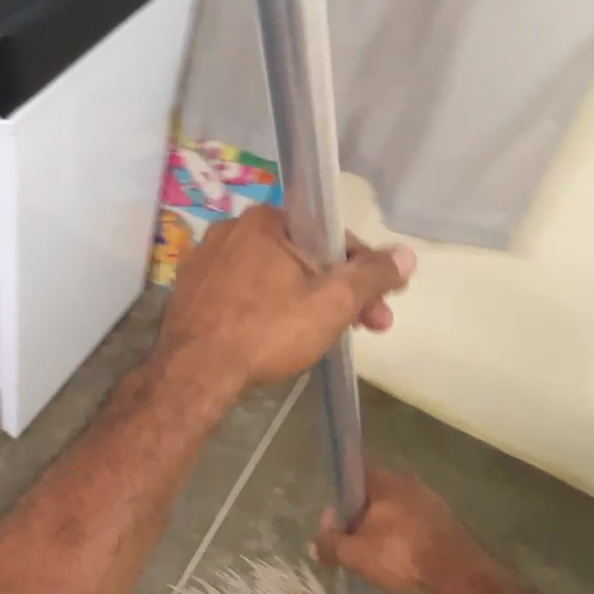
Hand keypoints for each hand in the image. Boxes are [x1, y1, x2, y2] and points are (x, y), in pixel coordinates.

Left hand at [158, 204, 414, 391]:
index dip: (362, 270)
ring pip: (270, 275)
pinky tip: (275, 336)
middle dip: (336, 291)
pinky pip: (239, 291)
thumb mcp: (333, 303)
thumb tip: (406, 254)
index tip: (380, 304)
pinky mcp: (188, 289)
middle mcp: (229, 230)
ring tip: (323, 338)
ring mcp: (203, 260)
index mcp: (264, 220)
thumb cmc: (266, 331)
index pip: (329, 236)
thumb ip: (372, 276)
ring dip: (302, 300)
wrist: (194, 372)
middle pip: (300, 256)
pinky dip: (264, 307)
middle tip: (366, 327)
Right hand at [309, 466, 483, 593]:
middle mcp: (408, 482)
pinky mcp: (448, 522)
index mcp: (383, 480)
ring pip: (395, 510)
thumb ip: (330, 546)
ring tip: (374, 555)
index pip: (352, 473)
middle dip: (359, 516)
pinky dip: (403, 537)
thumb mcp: (355, 554)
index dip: (338, 497)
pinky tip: (400, 559)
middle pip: (373, 494)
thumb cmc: (401, 554)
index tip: (334, 523)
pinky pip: (415, 524)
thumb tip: (314, 545)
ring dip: (382, 527)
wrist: (461, 574)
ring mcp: (431, 501)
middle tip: (351, 542)